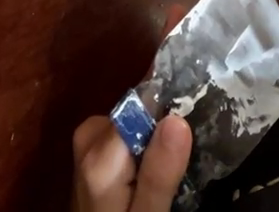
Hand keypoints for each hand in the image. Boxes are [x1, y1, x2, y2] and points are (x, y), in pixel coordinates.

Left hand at [70, 113, 191, 211]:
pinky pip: (123, 136)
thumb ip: (160, 172)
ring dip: (151, 142)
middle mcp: (88, 136)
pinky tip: (149, 173)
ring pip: (132, 124)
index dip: (170, 112)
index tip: (191, 130)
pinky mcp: (90, 153)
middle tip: (182, 160)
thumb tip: (178, 119)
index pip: (142, 105)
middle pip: (137, 113)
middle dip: (160, 131)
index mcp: (100, 149)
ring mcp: (86, 143)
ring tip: (168, 170)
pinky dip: (139, 150)